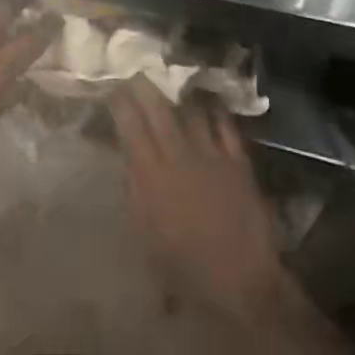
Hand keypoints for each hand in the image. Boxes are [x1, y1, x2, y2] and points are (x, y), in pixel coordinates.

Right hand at [109, 79, 293, 321]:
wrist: (241, 282)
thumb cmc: (185, 269)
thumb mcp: (147, 236)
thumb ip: (136, 193)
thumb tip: (129, 159)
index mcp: (152, 177)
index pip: (131, 128)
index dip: (121, 103)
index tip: (113, 86)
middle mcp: (179, 157)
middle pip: (159, 110)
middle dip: (145, 87)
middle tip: (137, 72)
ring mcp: (211, 155)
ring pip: (192, 112)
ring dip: (180, 96)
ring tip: (174, 83)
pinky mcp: (238, 161)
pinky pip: (225, 126)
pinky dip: (215, 113)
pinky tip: (210, 105)